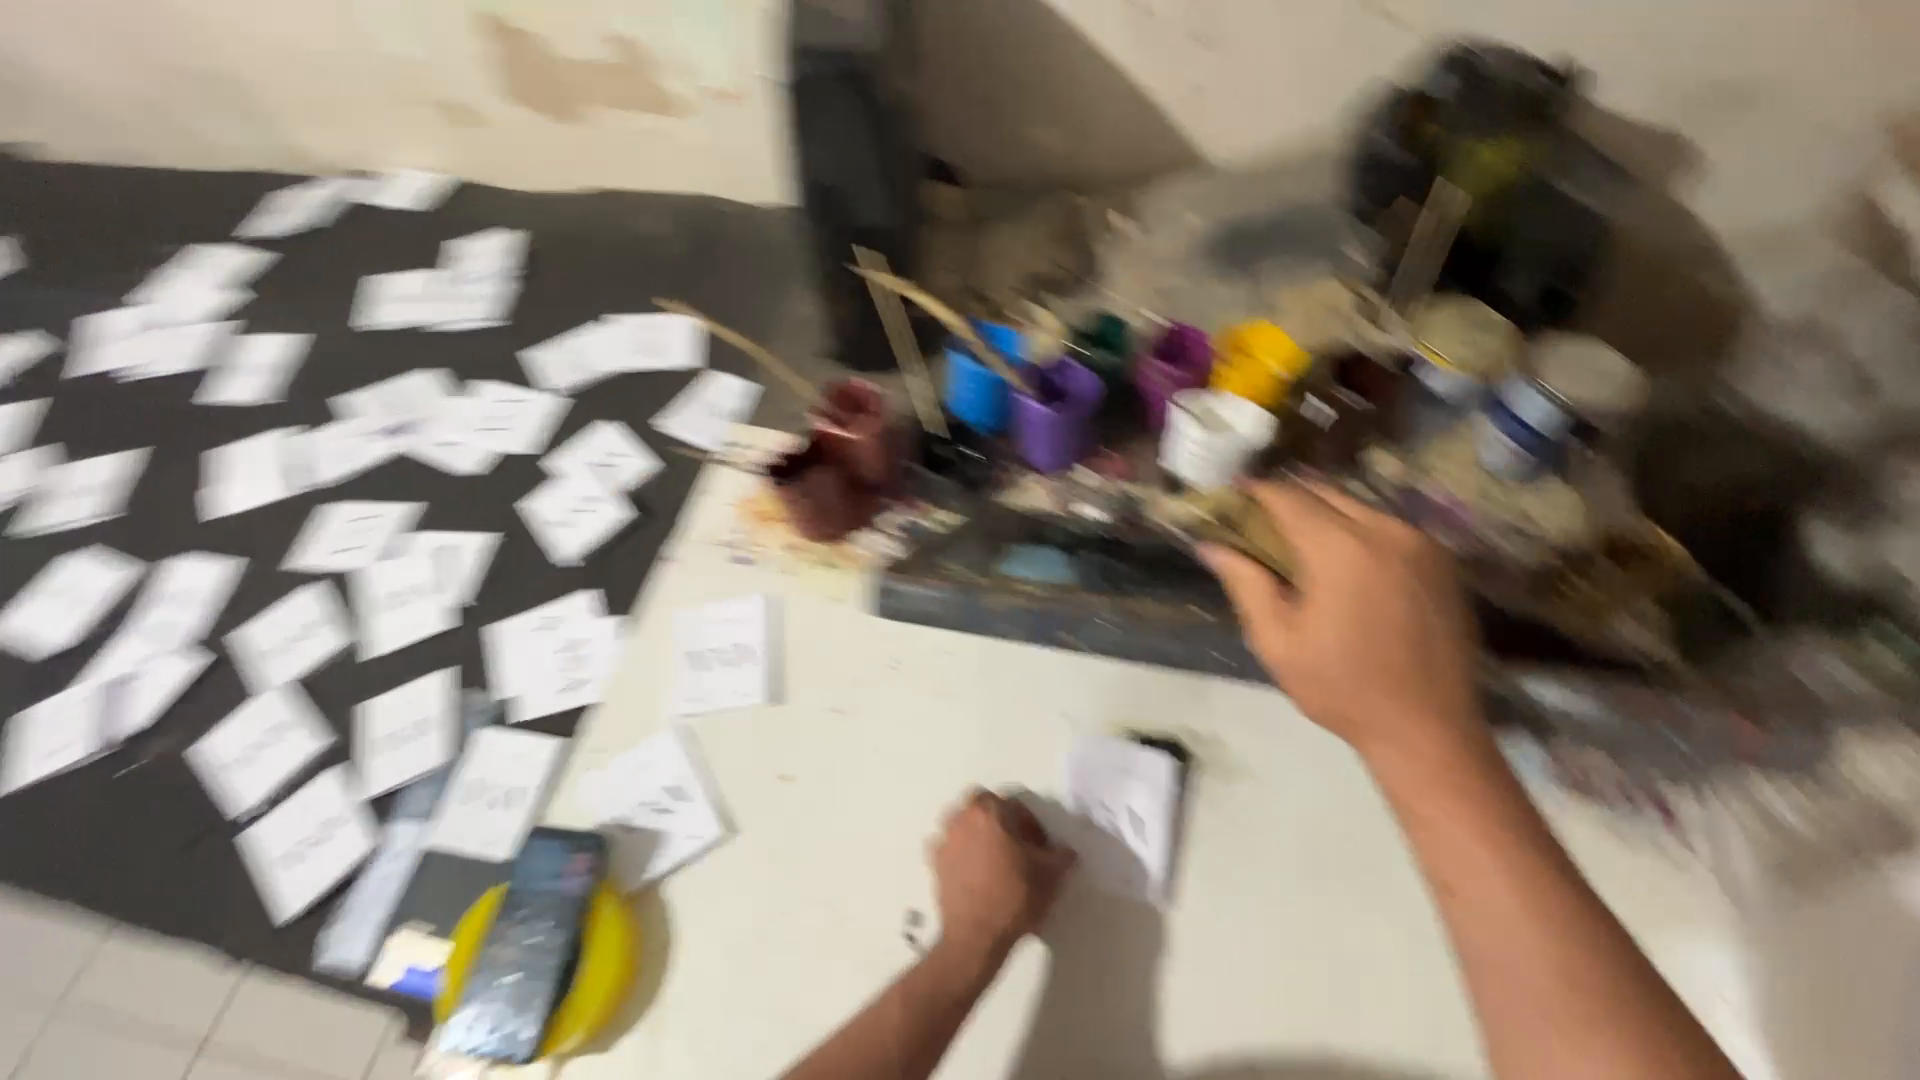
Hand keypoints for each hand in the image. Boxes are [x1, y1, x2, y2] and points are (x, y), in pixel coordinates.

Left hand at [931, 789, 1076, 955]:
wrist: (975, 936)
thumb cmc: (1015, 897)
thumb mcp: (1051, 876)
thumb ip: (1062, 856)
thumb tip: (1066, 851)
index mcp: (991, 812)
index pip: (1016, 806)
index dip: (1032, 825)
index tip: (1040, 847)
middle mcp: (962, 817)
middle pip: (984, 807)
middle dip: (1000, 820)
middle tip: (1015, 846)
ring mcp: (944, 839)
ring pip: (963, 824)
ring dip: (978, 834)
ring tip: (994, 861)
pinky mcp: (934, 862)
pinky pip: (951, 847)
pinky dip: (962, 853)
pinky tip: (976, 875)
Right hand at [1198, 479, 1482, 761]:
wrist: (1429, 728)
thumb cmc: (1342, 688)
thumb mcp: (1277, 641)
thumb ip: (1245, 584)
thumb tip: (1210, 546)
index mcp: (1341, 548)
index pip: (1288, 498)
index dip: (1256, 491)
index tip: (1232, 492)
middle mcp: (1386, 531)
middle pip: (1326, 493)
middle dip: (1289, 497)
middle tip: (1260, 518)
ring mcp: (1422, 543)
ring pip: (1360, 507)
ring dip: (1325, 513)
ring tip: (1298, 539)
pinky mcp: (1443, 561)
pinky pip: (1389, 528)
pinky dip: (1358, 531)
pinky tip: (1344, 561)